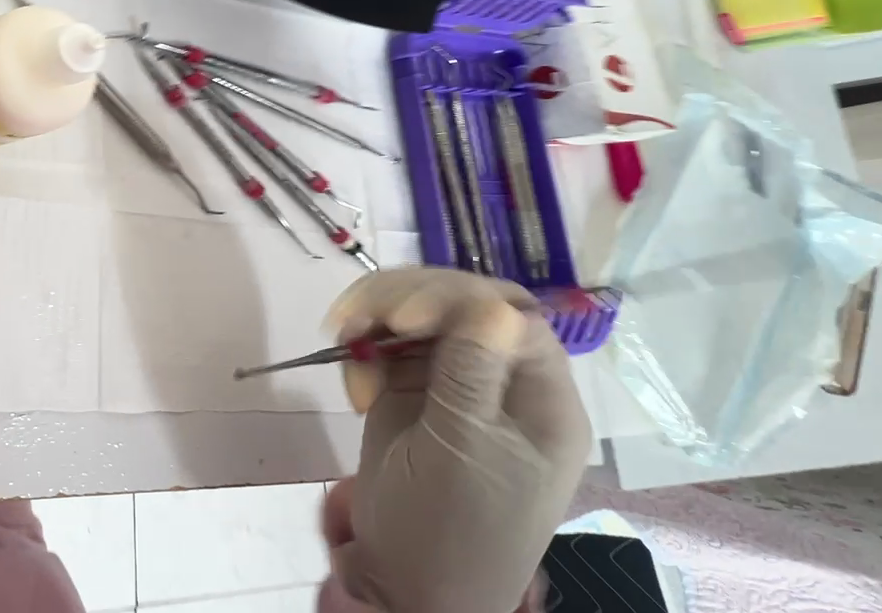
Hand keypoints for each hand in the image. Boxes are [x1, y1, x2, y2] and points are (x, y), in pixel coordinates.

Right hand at [323, 270, 589, 612]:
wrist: (404, 581)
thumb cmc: (448, 526)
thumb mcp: (462, 450)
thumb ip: (471, 374)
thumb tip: (493, 305)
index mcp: (538, 400)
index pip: (508, 317)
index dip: (454, 302)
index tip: (401, 320)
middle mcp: (498, 381)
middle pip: (456, 305)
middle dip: (402, 300)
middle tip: (355, 321)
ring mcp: (450, 383)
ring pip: (415, 315)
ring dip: (373, 317)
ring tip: (343, 340)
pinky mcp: (406, 390)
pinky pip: (384, 344)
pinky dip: (361, 349)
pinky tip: (351, 381)